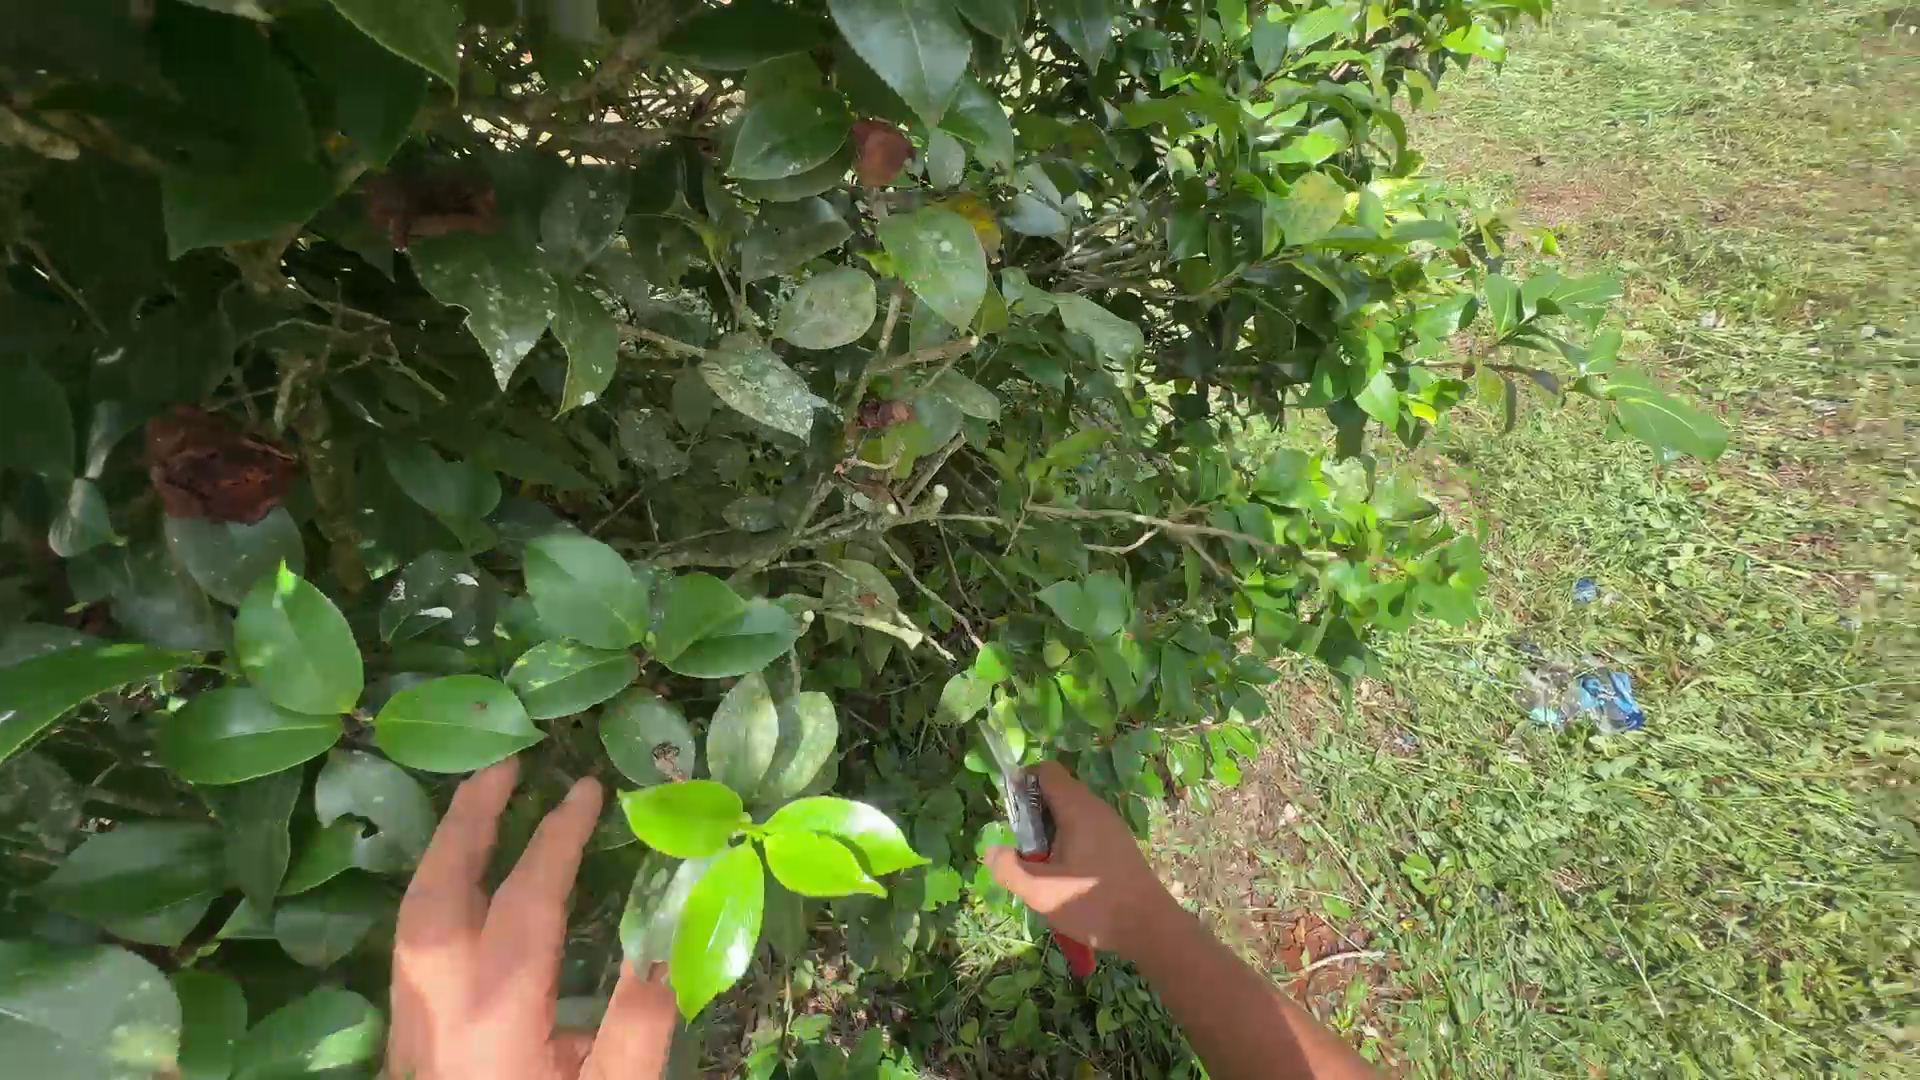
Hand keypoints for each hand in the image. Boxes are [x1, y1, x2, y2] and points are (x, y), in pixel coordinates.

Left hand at [388, 758, 674, 1079]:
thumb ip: (641, 1021)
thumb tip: (664, 935)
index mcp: (496, 1021)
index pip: (525, 903)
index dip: (557, 839)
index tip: (588, 790)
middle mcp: (438, 1016)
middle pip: (433, 901)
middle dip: (467, 825)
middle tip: (505, 767)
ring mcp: (414, 1030)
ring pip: (412, 922)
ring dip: (449, 851)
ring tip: (488, 801)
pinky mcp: (412, 1042)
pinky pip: (418, 943)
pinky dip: (445, 888)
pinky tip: (477, 877)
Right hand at [984, 761, 1181, 963]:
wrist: (1150, 927)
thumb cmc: (1093, 903)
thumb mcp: (1042, 892)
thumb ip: (1010, 869)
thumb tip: (991, 851)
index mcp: (1077, 808)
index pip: (1047, 770)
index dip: (1024, 782)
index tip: (1012, 812)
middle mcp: (1095, 807)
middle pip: (1058, 791)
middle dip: (1035, 812)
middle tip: (1026, 847)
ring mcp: (1111, 824)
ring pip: (1072, 812)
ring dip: (1051, 830)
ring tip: (1044, 865)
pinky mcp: (1119, 842)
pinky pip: (1086, 827)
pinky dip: (1070, 840)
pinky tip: (1067, 875)